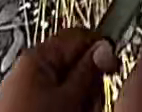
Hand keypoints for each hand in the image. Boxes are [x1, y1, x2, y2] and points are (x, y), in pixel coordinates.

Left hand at [0, 28, 118, 111]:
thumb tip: (105, 48)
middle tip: (91, 104)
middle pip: (74, 66)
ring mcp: (28, 96)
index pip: (77, 36)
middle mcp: (29, 72)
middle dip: (89, 85)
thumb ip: (88, 71)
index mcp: (36, 57)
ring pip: (68, 91)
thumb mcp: (69, 99)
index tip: (114, 64)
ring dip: (81, 104)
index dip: (99, 49)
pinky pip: (57, 106)